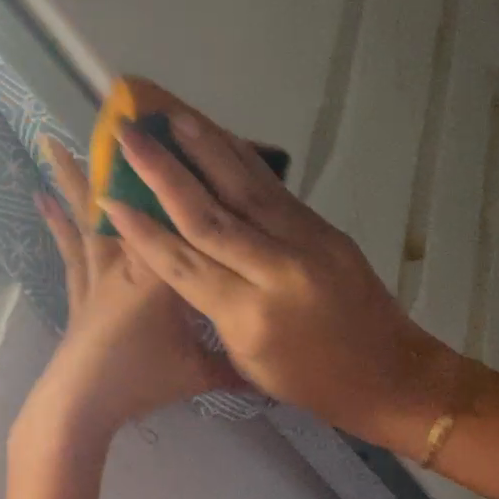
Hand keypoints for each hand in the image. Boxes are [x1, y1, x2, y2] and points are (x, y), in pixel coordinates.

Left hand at [16, 136, 239, 445]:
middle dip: (126, 158)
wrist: (80, 405)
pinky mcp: (78, 290)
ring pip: (87, 215)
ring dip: (73, 177)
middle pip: (128, 198)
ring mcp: (97, 274)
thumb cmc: (140, 383)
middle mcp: (128, 262)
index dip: (187, 176)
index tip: (189, 136)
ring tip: (53, 137)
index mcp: (163, 275)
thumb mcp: (198, 375)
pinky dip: (57, 221)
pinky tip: (41, 195)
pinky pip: (68, 245)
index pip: (181, 215)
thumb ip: (236, 364)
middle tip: (119, 114)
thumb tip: (273, 361)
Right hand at [95, 87, 467, 458]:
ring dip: (205, 149)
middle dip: (164, 173)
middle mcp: (274, 272)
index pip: (184, 263)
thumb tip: (189, 261)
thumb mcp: (247, 358)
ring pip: (244, 189)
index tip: (110, 196)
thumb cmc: (309, 383)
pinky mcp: (325, 229)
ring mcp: (305, 244)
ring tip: (172, 116)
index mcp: (248, 315)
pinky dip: (243, 162)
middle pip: (209, 214)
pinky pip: (274, 191)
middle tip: (131, 136)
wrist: (388, 372)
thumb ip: (216, 306)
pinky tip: (221, 139)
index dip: (144, 230)